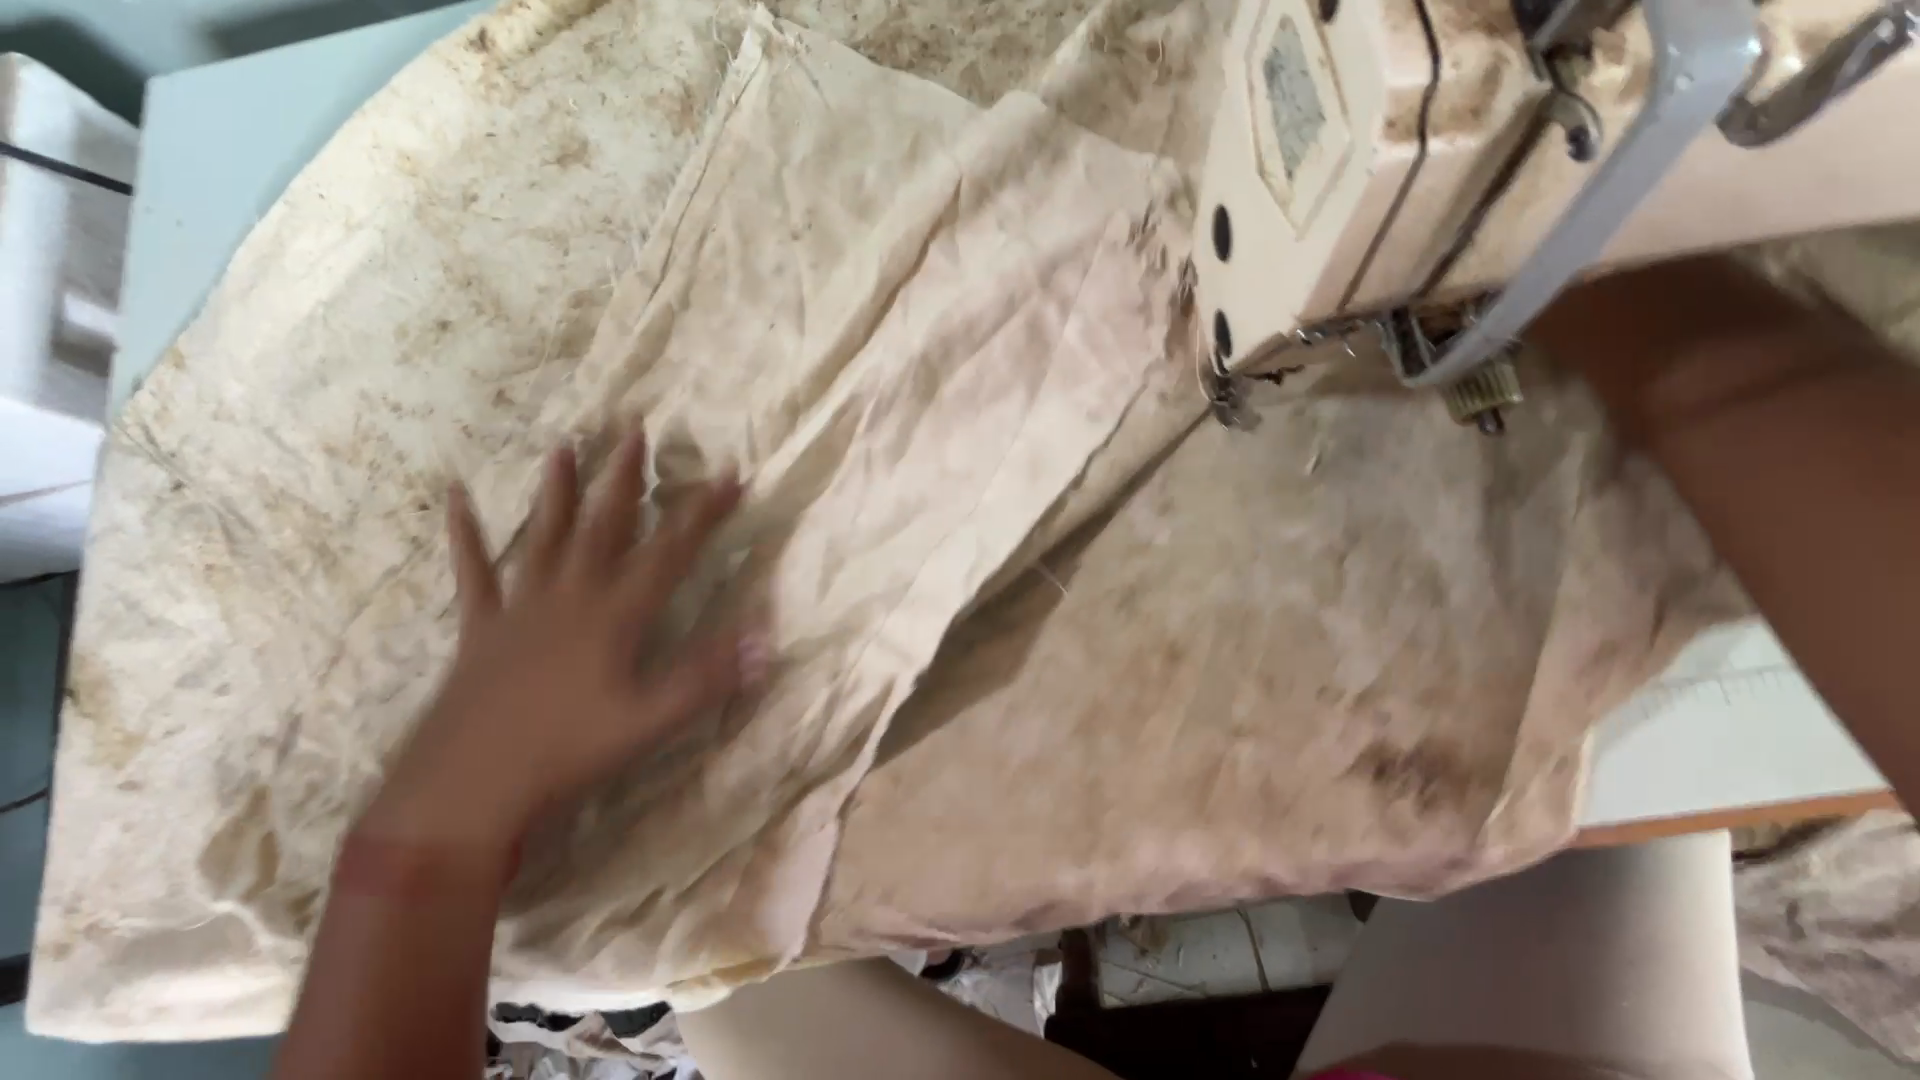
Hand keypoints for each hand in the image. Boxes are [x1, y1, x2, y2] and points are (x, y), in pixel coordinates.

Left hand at [359, 428, 767, 858]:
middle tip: (633, 428)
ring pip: (542, 536)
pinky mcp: (479, 628)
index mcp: (614, 617)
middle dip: (624, 478)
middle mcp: (569, 597)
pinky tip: (454, 498)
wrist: (467, 787)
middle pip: (603, 526)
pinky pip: (472, 573)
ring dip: (555, 490)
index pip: (670, 552)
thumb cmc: (566, 754)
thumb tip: (767, 639)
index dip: (703, 512)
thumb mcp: (648, 723)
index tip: (730, 473)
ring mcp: (520, 608)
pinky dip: (464, 535)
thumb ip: (706, 678)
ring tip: (562, 444)